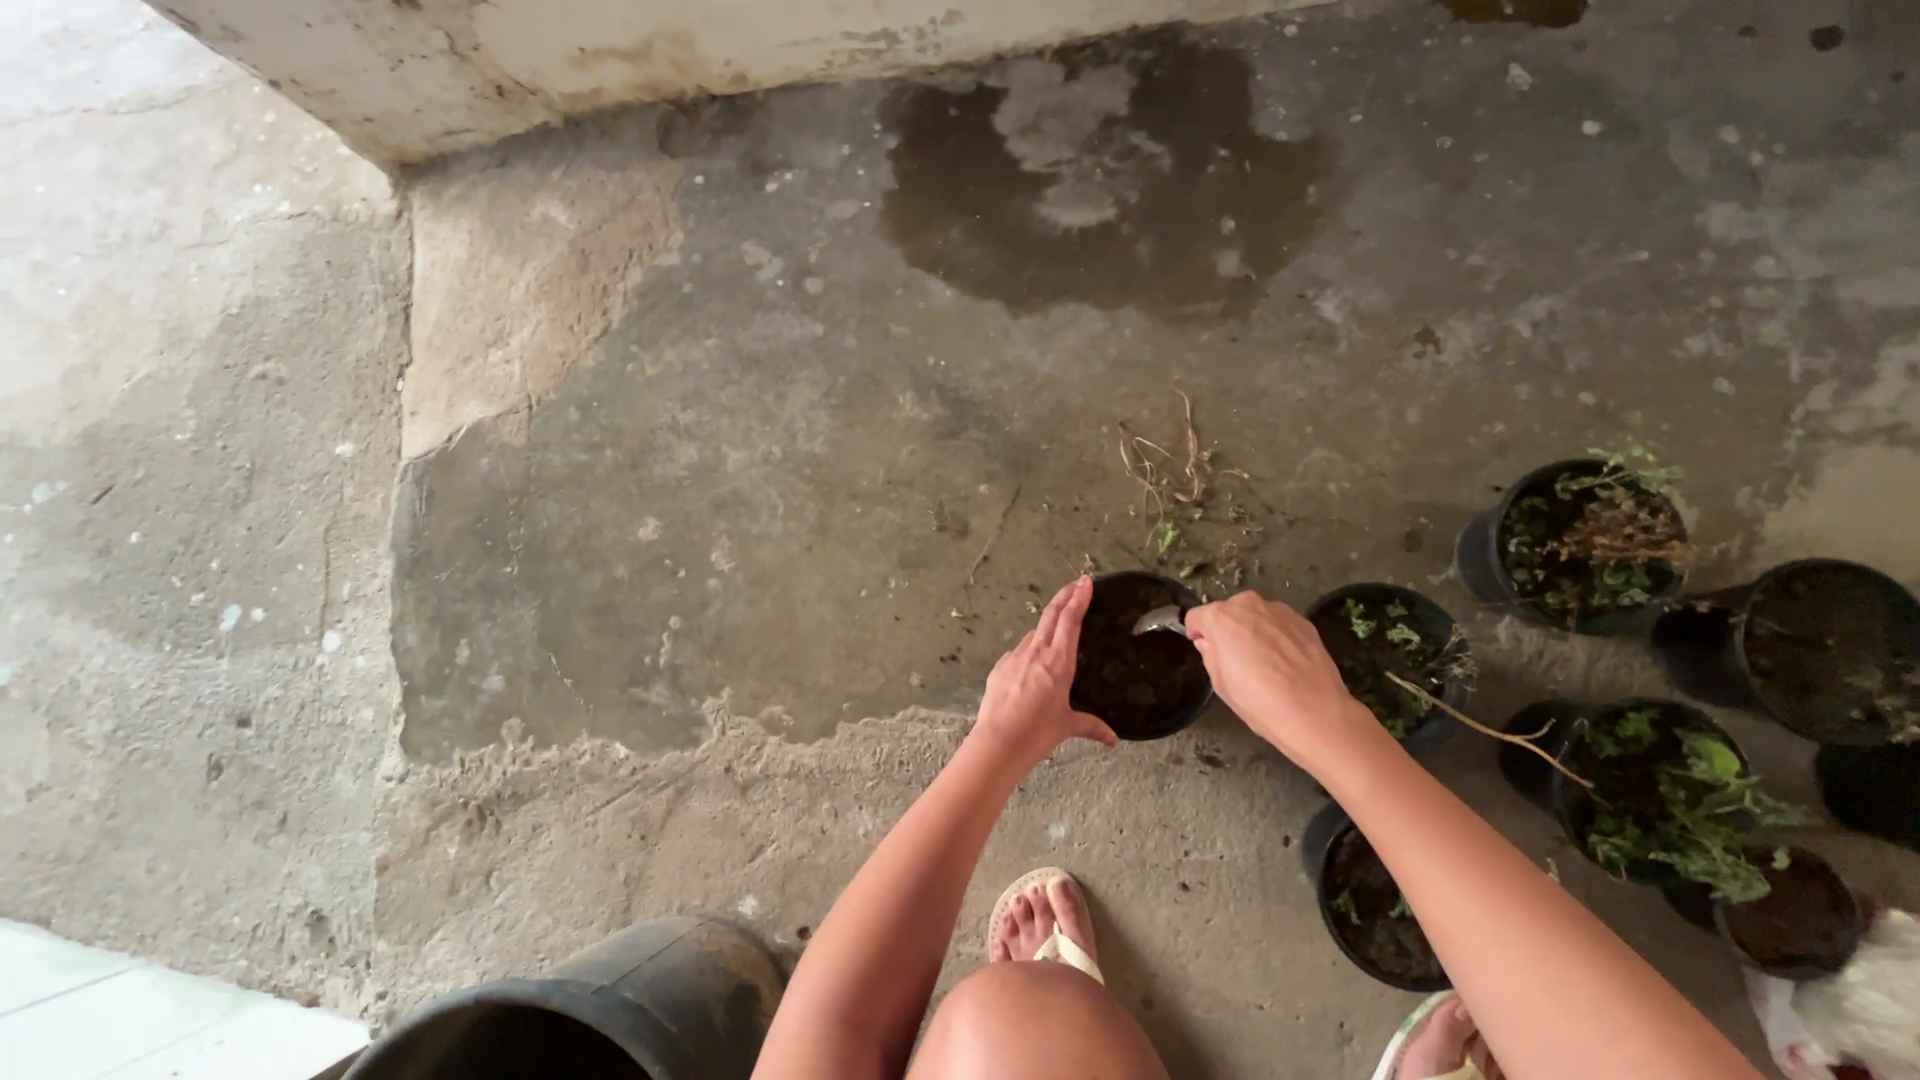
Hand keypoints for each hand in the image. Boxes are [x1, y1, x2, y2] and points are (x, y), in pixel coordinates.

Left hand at [973, 576, 1117, 764]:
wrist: (998, 742)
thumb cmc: (1037, 732)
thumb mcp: (1067, 726)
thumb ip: (1091, 726)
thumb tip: (1112, 739)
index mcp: (1058, 661)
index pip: (1070, 620)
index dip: (1078, 598)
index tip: (1086, 582)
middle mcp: (1036, 652)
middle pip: (1051, 614)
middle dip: (1065, 596)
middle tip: (1077, 584)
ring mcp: (1015, 657)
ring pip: (1034, 633)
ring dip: (1047, 624)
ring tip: (1058, 624)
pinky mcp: (1000, 667)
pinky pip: (1019, 652)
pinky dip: (1030, 649)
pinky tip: (1033, 659)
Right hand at [1184, 591, 1376, 763]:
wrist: (1315, 712)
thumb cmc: (1259, 701)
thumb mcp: (1221, 684)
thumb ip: (1210, 655)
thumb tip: (1210, 643)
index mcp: (1221, 618)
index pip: (1196, 616)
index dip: (1197, 634)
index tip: (1205, 650)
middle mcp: (1249, 605)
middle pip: (1227, 610)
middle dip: (1227, 628)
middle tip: (1235, 657)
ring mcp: (1280, 610)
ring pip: (1255, 614)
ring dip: (1253, 629)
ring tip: (1264, 661)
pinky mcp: (1304, 621)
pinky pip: (1279, 623)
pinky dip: (1276, 635)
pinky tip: (1285, 662)